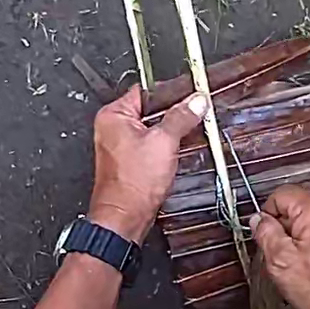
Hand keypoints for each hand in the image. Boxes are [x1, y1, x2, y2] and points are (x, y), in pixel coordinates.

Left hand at [87, 86, 208, 241]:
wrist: (126, 217)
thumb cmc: (132, 183)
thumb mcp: (164, 142)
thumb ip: (181, 118)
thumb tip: (196, 101)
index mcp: (114, 115)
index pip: (146, 91)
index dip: (170, 93)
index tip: (191, 95)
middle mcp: (113, 128)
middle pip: (151, 110)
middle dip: (174, 114)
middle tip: (195, 114)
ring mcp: (121, 146)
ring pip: (153, 129)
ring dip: (171, 132)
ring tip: (190, 133)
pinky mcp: (130, 162)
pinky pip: (151, 146)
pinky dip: (165, 147)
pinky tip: (179, 151)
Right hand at [251, 186, 309, 308]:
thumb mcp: (283, 263)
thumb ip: (266, 235)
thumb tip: (258, 221)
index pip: (278, 195)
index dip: (266, 216)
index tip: (264, 234)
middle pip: (294, 206)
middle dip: (283, 230)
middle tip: (282, 256)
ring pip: (308, 221)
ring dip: (298, 241)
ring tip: (301, 266)